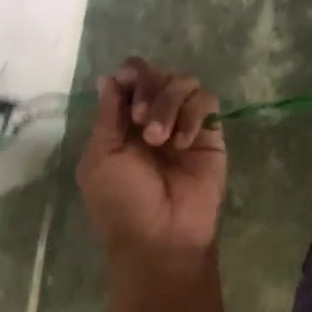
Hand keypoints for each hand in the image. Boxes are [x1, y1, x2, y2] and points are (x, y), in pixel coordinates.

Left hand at [77, 57, 226, 267]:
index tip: (127, 86)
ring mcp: (183, 123)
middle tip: (140, 118)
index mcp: (122, 122)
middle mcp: (154, 116)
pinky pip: (206, 100)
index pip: (130, 77)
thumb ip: (107, 114)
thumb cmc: (122, 203)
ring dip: (168, 103)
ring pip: (183, 82)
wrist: (161, 238)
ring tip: (159, 138)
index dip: (131, 74)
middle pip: (157, 73)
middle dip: (148, 89)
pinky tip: (182, 142)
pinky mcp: (210, 132)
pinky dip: (192, 114)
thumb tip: (109, 76)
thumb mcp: (101, 158)